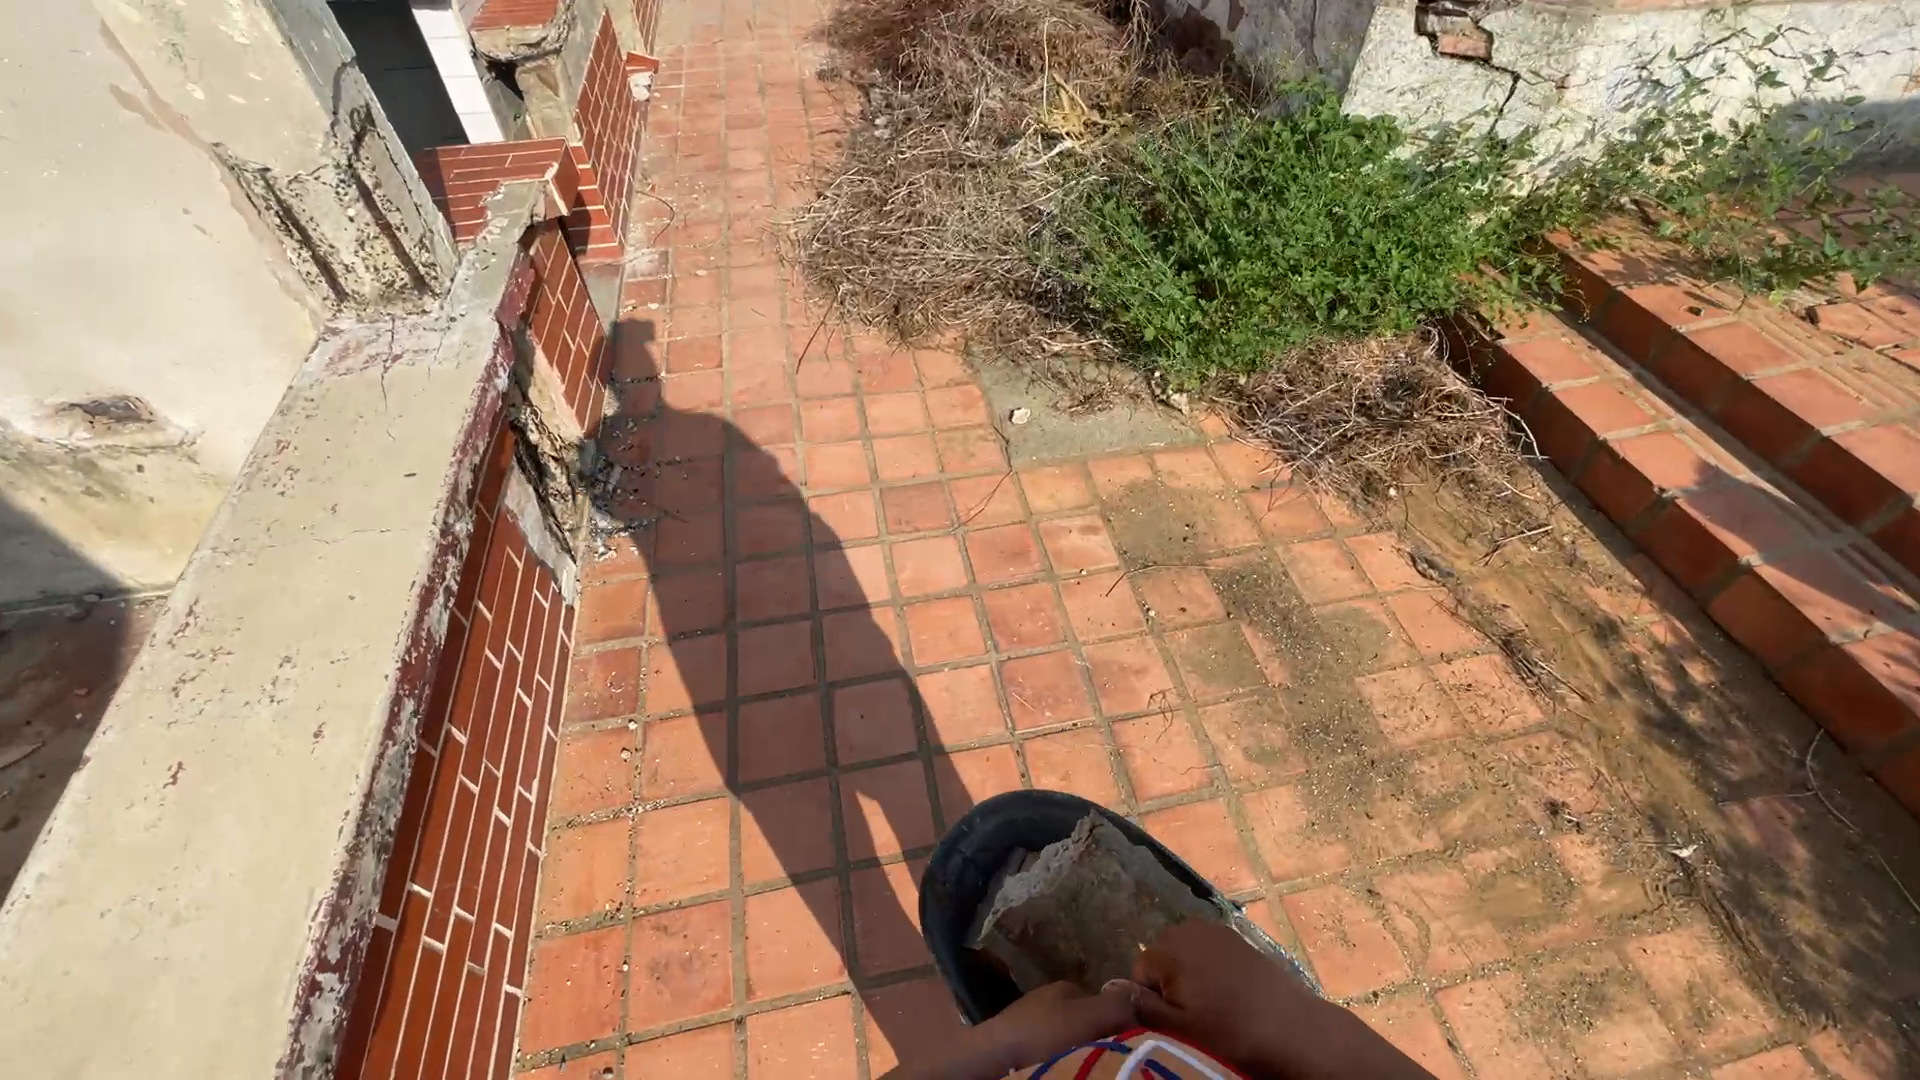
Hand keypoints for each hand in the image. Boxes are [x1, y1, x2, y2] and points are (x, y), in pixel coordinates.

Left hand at [881, 981, 1134, 1079]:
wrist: (992, 1060)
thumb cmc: (1043, 1034)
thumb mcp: (1089, 1015)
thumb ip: (1118, 1006)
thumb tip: (1145, 1000)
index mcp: (1066, 988)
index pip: (1104, 1004)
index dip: (1121, 1025)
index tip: (1133, 1047)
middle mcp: (1047, 1001)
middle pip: (1085, 1022)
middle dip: (1099, 1040)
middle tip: (1111, 1062)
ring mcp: (1029, 1025)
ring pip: (1067, 1042)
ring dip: (1078, 1055)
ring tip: (1089, 1070)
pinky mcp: (1016, 1050)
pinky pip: (1047, 1056)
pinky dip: (1057, 1063)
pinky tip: (1062, 1072)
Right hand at [1130, 921, 1435, 1079]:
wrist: (1298, 1030)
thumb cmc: (1234, 1031)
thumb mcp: (1180, 1027)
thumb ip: (1141, 1005)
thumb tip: (1107, 987)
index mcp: (1169, 944)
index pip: (1139, 972)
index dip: (1153, 1001)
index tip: (1177, 1024)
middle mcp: (1187, 926)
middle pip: (1160, 960)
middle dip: (1170, 987)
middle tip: (1195, 1019)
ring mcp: (1214, 929)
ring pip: (1184, 957)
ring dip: (1191, 981)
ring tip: (1214, 1010)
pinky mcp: (1236, 938)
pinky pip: (1207, 954)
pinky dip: (1212, 973)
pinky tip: (1230, 998)